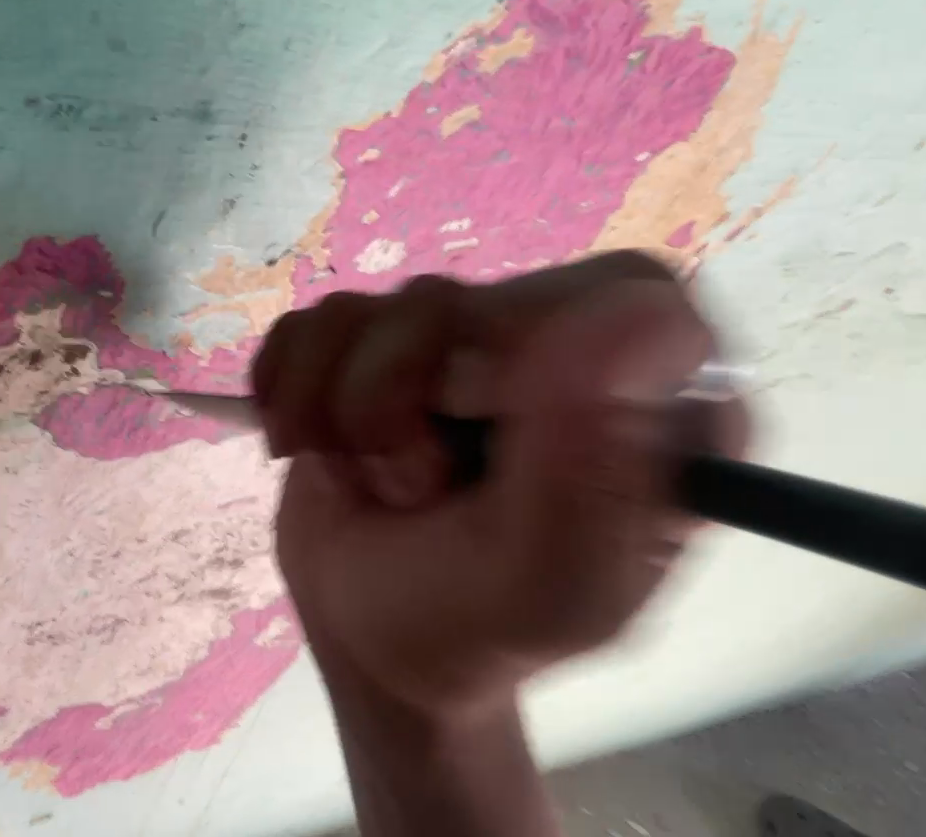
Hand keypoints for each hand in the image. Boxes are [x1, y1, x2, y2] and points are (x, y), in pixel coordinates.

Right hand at [253, 252, 748, 717]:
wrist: (367, 634)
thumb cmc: (473, 624)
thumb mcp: (548, 585)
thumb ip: (588, 467)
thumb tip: (620, 316)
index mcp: (640, 400)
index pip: (615, 290)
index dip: (529, 348)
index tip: (480, 423)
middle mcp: (542, 349)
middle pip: (451, 300)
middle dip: (394, 405)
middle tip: (408, 489)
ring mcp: (440, 341)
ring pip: (359, 311)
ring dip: (334, 414)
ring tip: (361, 483)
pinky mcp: (357, 346)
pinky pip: (301, 326)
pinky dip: (284, 396)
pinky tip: (308, 449)